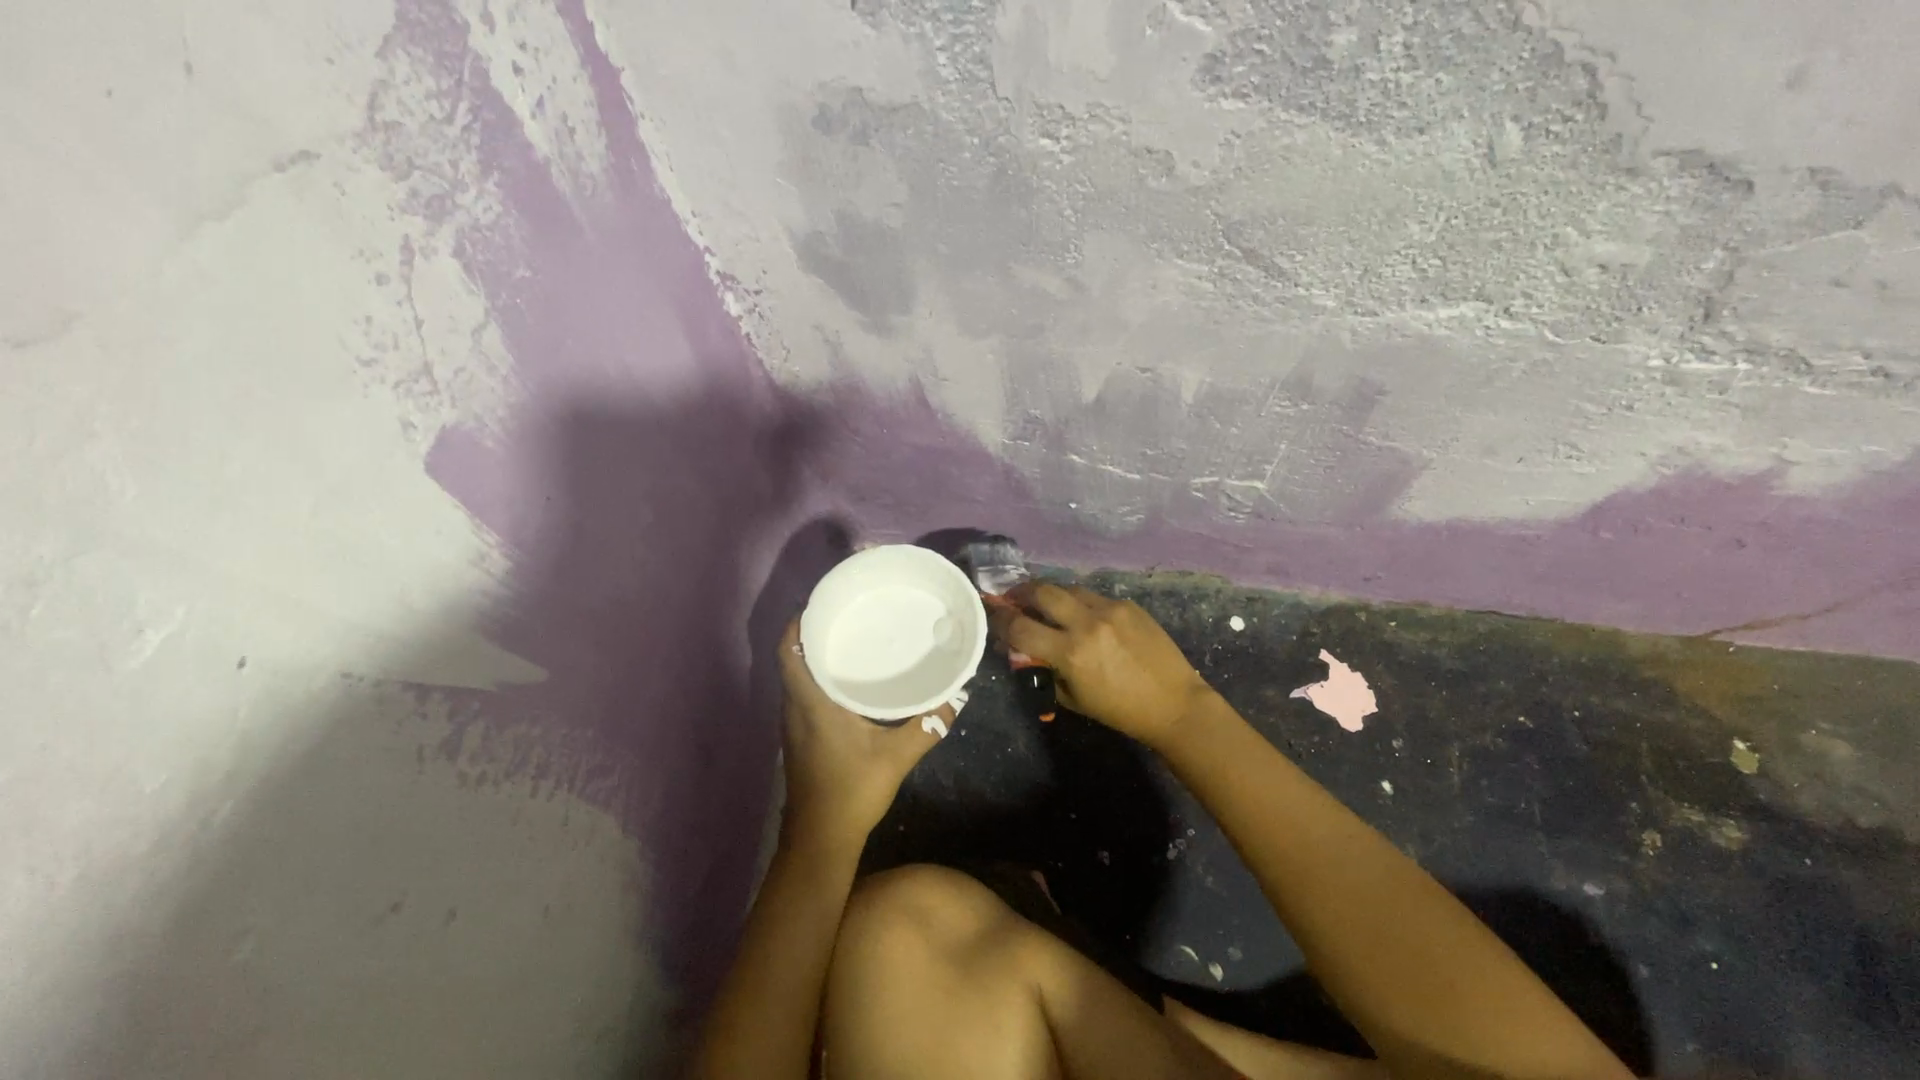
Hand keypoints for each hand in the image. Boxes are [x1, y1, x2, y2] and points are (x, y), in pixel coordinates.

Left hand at [777, 619, 954, 850]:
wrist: (820, 839)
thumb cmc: (852, 791)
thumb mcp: (897, 756)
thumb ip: (927, 726)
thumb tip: (956, 698)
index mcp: (810, 703)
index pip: (788, 651)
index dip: (797, 624)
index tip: (819, 604)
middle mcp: (794, 710)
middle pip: (791, 661)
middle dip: (811, 636)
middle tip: (844, 617)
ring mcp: (792, 728)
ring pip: (796, 681)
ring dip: (812, 660)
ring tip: (847, 643)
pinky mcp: (797, 742)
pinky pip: (801, 698)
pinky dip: (817, 682)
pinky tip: (846, 685)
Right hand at [989, 584, 1213, 748]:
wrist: (1173, 703)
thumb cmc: (1120, 710)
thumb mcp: (1073, 698)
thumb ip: (1045, 669)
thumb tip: (1025, 651)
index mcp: (1070, 652)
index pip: (1020, 627)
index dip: (1001, 621)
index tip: (993, 617)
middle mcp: (1087, 623)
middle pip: (1041, 591)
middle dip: (1021, 592)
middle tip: (1013, 598)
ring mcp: (1110, 609)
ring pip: (1068, 588)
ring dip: (1050, 593)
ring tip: (1044, 602)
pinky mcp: (1128, 605)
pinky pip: (1094, 596)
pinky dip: (1080, 602)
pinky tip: (1082, 614)